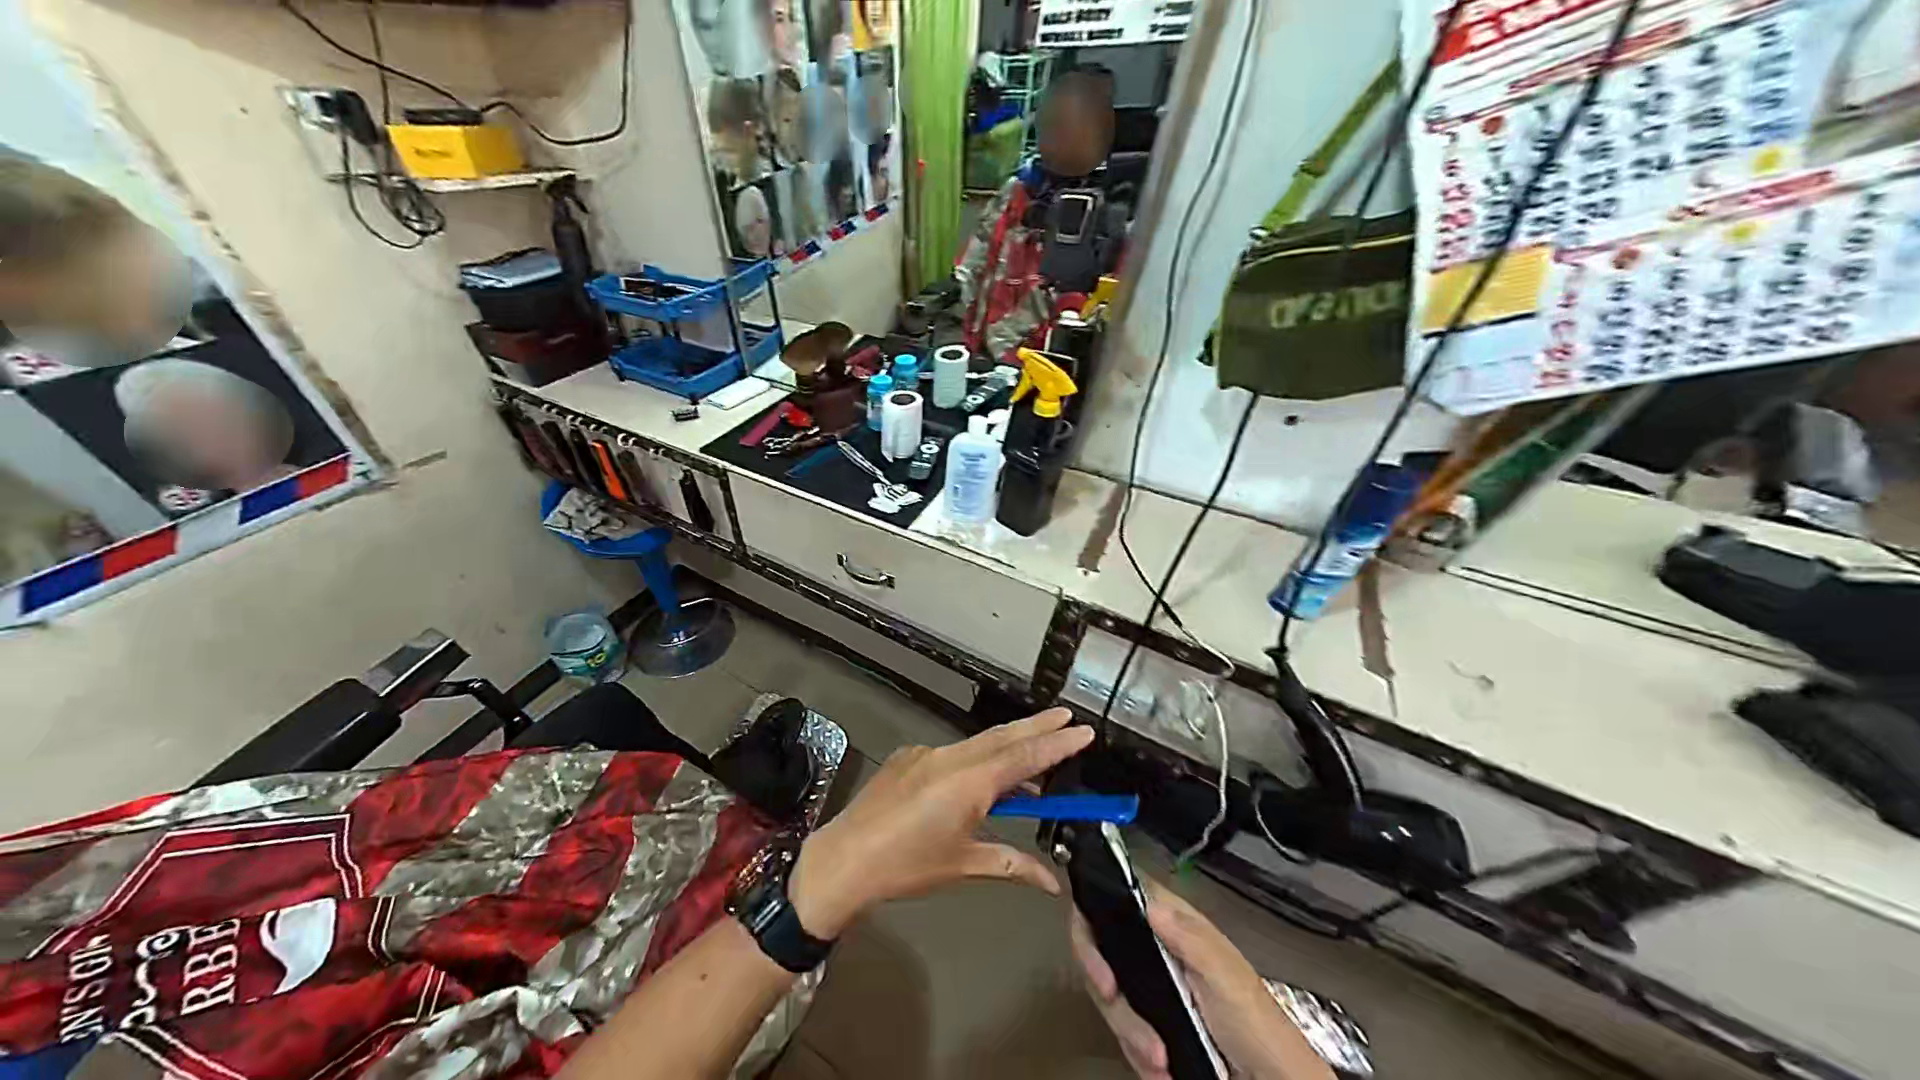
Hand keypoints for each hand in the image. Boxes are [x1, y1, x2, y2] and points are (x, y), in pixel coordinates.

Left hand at [788, 708, 1093, 938]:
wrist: (844, 859)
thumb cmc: (907, 866)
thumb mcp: (964, 865)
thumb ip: (1012, 865)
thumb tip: (1051, 881)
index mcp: (969, 781)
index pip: (1024, 757)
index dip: (1057, 744)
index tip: (1083, 730)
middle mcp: (951, 757)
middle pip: (1004, 737)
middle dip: (1038, 727)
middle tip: (1067, 716)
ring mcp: (926, 753)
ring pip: (978, 744)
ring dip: (1007, 748)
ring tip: (1032, 766)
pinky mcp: (907, 758)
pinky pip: (952, 754)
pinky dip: (975, 761)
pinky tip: (977, 784)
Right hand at [1071, 880, 1333, 1079]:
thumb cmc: (1256, 1022)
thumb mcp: (1226, 976)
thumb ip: (1188, 938)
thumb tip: (1147, 902)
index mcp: (1172, 923)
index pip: (1117, 899)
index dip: (1092, 919)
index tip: (1097, 961)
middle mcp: (1155, 947)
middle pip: (1101, 951)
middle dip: (1109, 992)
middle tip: (1121, 1011)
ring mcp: (1151, 986)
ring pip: (1110, 997)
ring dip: (1128, 1032)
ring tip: (1159, 1061)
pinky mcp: (1151, 1022)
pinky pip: (1123, 1032)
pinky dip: (1136, 1053)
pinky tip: (1160, 1070)